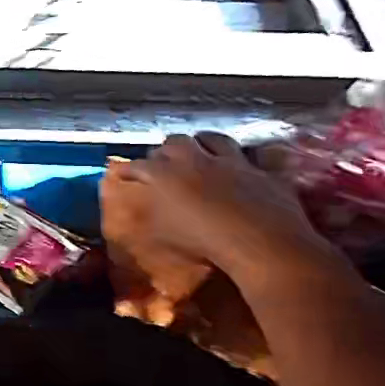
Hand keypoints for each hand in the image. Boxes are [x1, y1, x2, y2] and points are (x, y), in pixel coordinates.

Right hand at [105, 132, 330, 276]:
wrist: (262, 247)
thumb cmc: (203, 243)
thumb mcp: (160, 233)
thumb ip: (145, 215)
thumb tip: (133, 210)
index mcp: (163, 174)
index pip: (135, 165)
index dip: (126, 171)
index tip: (121, 176)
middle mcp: (194, 160)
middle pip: (173, 142)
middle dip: (164, 151)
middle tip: (161, 164)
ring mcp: (232, 162)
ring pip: (212, 138)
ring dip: (202, 143)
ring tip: (199, 152)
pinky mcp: (263, 172)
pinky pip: (258, 154)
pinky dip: (249, 156)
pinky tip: (245, 161)